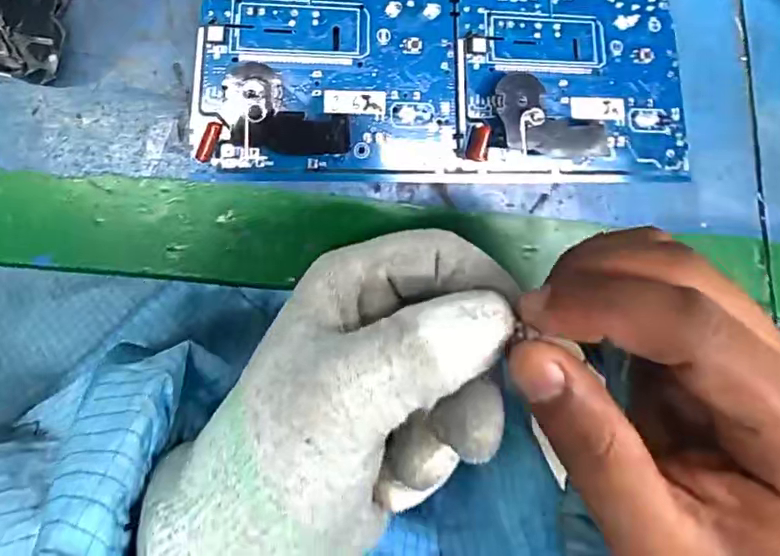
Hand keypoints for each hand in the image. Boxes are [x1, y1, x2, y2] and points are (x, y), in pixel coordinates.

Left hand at [139, 229, 519, 555]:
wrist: (255, 544)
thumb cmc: (287, 450)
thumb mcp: (345, 394)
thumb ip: (416, 350)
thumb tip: (498, 314)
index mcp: (356, 277)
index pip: (442, 254)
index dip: (486, 287)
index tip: (523, 341)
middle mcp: (379, 310)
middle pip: (465, 316)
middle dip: (470, 382)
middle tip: (467, 436)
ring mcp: (394, 364)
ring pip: (468, 377)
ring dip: (448, 430)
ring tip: (403, 466)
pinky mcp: (406, 414)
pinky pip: (452, 421)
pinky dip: (431, 456)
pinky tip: (387, 478)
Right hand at [508, 228, 779, 555]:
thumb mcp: (654, 547)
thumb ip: (595, 452)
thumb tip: (527, 351)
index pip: (698, 329)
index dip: (608, 306)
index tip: (531, 315)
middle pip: (689, 278)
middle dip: (598, 278)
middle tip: (532, 314)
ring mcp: (770, 349)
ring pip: (676, 261)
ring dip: (603, 269)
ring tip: (554, 312)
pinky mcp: (733, 339)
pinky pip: (667, 279)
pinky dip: (613, 279)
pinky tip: (584, 314)